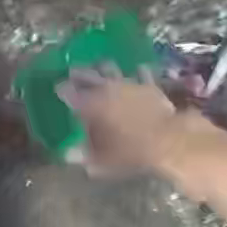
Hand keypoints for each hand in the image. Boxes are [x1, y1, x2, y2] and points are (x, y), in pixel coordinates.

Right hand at [56, 64, 188, 177]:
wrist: (167, 140)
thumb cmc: (130, 152)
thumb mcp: (102, 161)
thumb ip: (83, 155)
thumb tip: (68, 154)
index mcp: (90, 105)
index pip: (70, 93)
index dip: (63, 90)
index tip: (59, 88)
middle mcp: (106, 88)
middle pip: (88, 75)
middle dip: (79, 73)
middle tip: (72, 71)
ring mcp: (129, 83)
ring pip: (112, 68)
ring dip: (104, 67)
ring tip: (100, 65)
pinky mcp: (149, 84)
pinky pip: (141, 72)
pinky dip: (137, 72)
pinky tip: (137, 70)